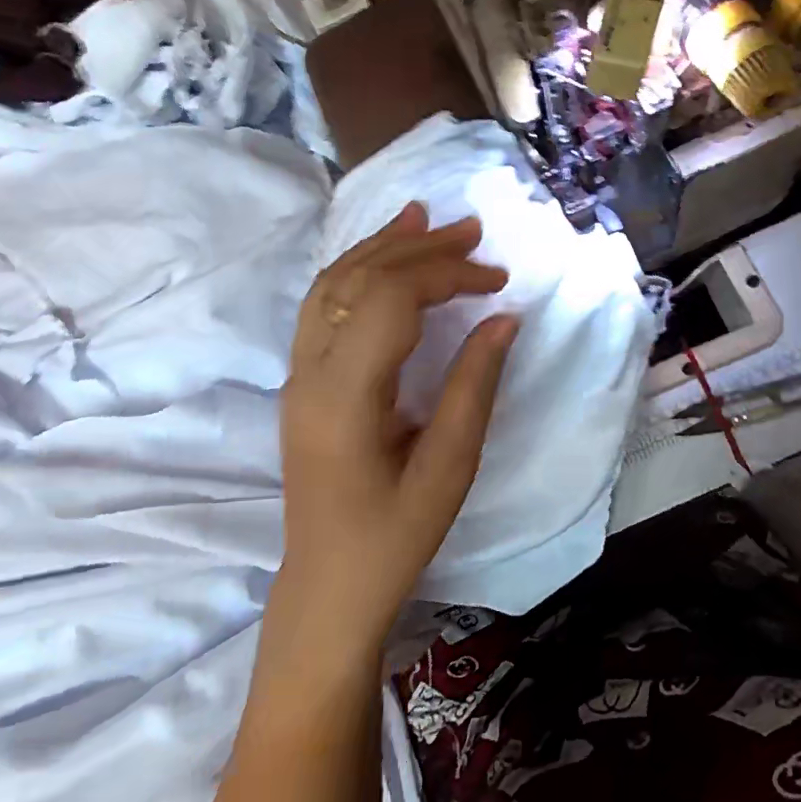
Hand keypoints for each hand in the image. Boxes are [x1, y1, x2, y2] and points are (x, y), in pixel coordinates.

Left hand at [279, 202, 518, 634]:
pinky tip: (383, 260)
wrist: (328, 583)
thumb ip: (473, 386)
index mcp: (344, 396)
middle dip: (417, 248)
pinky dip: (357, 272)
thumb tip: (503, 319)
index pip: (391, 300)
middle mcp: (309, 373)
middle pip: (358, 280)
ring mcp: (297, 375)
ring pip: (332, 285)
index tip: (496, 280)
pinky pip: (323, 307)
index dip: (445, 274)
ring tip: (424, 218)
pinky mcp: (301, 382)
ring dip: (381, 247)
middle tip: (472, 230)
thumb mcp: (448, 469)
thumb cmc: (394, 537)